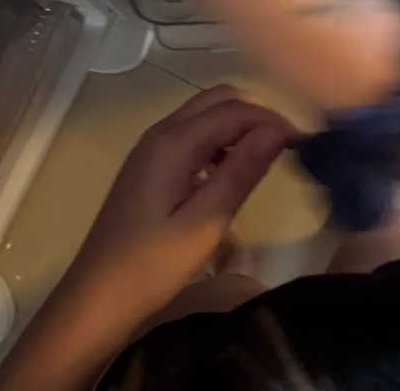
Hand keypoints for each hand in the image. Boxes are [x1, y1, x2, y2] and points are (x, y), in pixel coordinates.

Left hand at [63, 85, 294, 318]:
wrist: (94, 299)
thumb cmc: (151, 266)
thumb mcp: (204, 223)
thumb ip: (241, 172)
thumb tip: (277, 131)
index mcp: (173, 142)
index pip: (234, 110)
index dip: (272, 120)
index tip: (304, 143)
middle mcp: (161, 132)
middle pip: (218, 100)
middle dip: (257, 114)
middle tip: (288, 147)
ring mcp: (153, 147)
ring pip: (205, 115)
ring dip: (238, 126)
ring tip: (267, 158)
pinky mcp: (151, 164)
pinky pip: (193, 135)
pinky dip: (220, 142)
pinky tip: (232, 173)